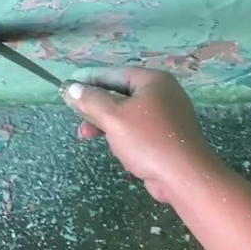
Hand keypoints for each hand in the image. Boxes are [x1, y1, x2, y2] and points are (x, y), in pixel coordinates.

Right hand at [61, 67, 223, 204]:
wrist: (184, 176)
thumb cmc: (148, 140)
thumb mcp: (113, 117)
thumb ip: (90, 100)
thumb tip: (71, 88)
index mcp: (153, 81)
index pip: (114, 73)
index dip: (88, 79)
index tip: (66, 86)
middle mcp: (162, 93)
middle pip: (119, 92)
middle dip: (95, 105)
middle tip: (75, 115)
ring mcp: (166, 116)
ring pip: (126, 113)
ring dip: (104, 122)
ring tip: (86, 134)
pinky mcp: (166, 136)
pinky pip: (136, 129)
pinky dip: (120, 133)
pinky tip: (111, 145)